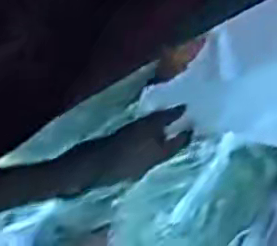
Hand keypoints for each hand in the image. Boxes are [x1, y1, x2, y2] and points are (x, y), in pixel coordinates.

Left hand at [61, 109, 189, 191]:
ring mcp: (127, 128)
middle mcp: (144, 119)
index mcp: (156, 119)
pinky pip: (136, 133)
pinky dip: (142, 135)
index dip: (183, 111)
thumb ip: (176, 144)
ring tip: (163, 131)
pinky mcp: (115, 139)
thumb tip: (193, 130)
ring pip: (147, 124)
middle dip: (169, 118)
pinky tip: (144, 142)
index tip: (192, 108)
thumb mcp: (156, 156)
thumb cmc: (125, 160)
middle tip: (180, 118)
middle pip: (161, 116)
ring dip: (155, 127)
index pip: (175, 111)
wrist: (83, 169)